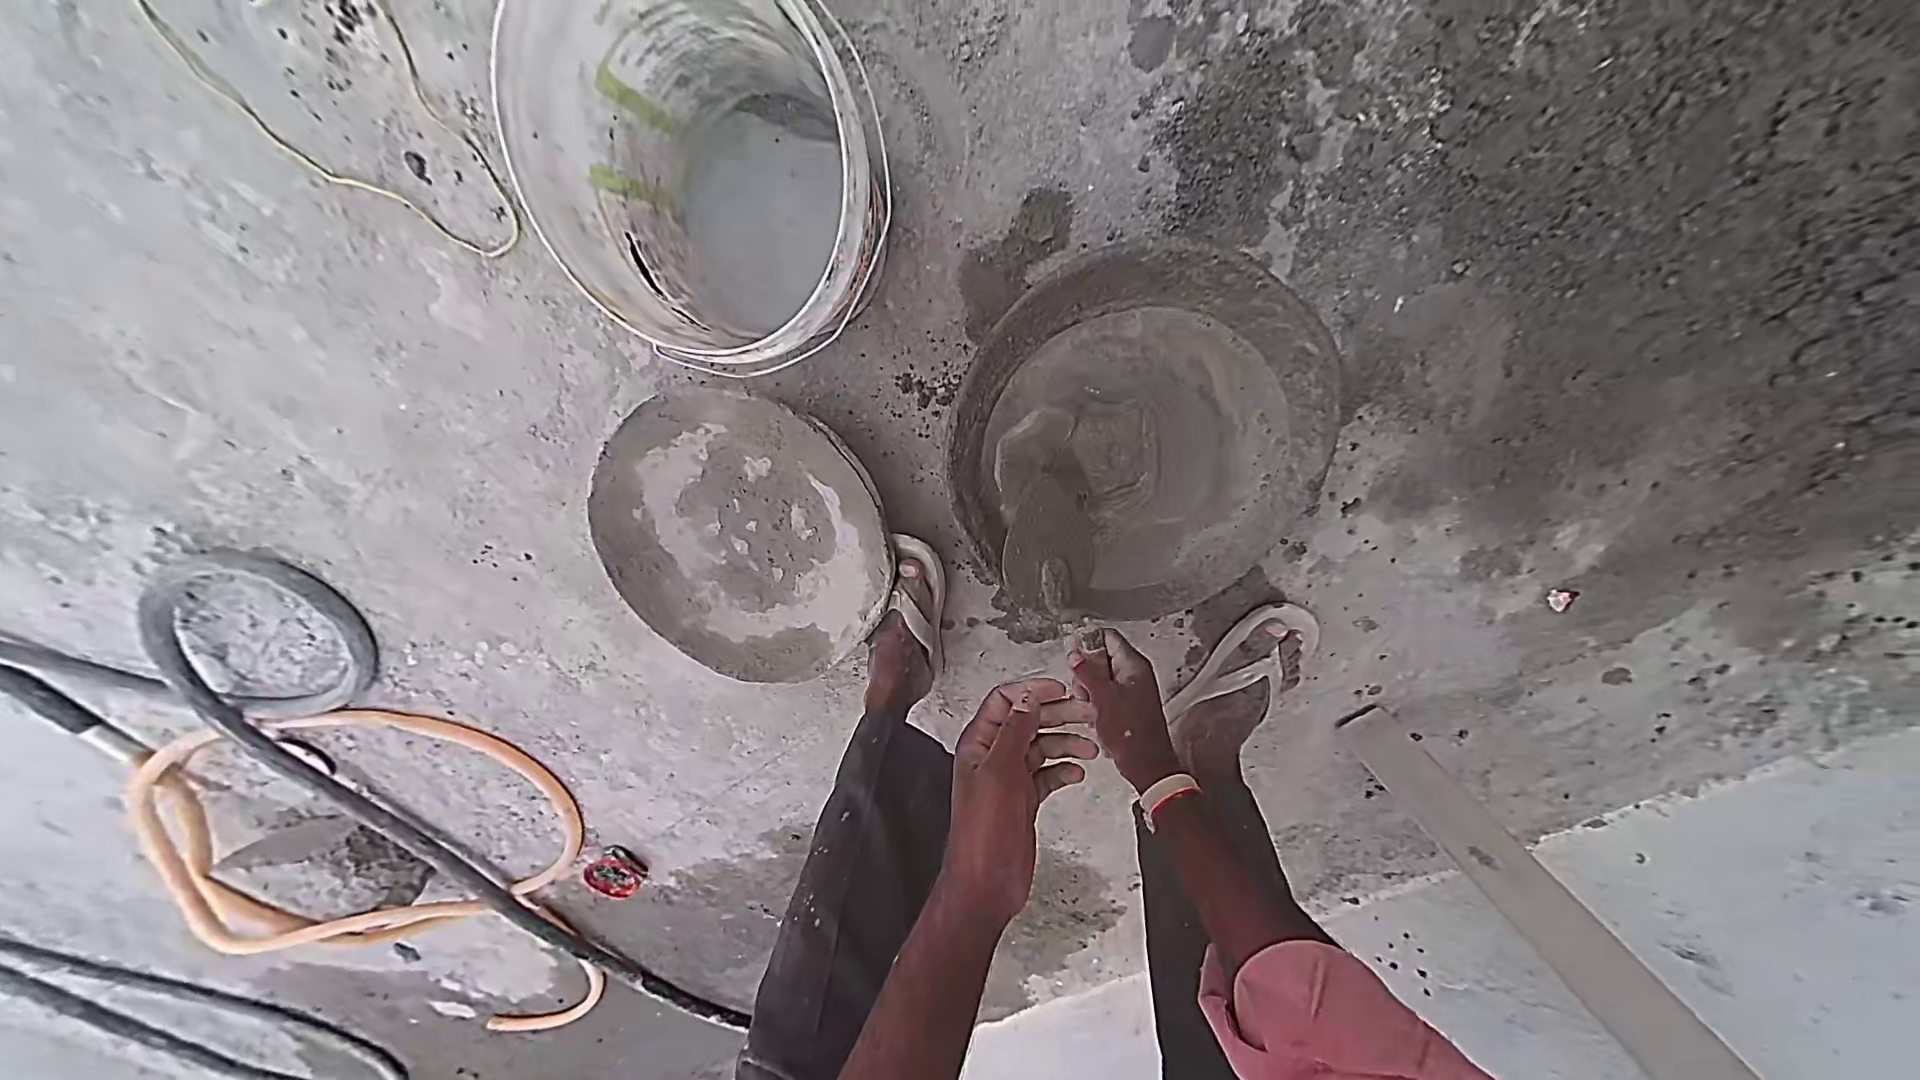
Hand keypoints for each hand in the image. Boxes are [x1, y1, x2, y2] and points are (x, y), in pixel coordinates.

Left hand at [938, 678, 1098, 927]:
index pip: (1004, 701)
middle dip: (1058, 714)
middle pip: (1027, 721)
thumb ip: (1014, 731)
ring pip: (1041, 747)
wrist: (986, 883)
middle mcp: (993, 756)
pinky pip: (1047, 774)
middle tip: (1087, 714)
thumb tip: (1029, 698)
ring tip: (1090, 748)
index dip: (1031, 691)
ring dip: (1066, 743)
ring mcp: (1009, 777)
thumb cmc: (983, 832)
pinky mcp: (1023, 798)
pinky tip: (1076, 773)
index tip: (1060, 690)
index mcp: (979, 743)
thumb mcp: (1000, 772)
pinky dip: (1063, 770)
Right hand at [1070, 628, 1181, 791]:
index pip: (1107, 636)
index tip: (1072, 653)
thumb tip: (1074, 650)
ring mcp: (1131, 688)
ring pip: (1100, 675)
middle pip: (1101, 655)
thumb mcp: (1102, 696)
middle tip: (1083, 686)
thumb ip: (1086, 670)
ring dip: (1088, 686)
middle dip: (1085, 669)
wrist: (1146, 765)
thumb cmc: (1131, 734)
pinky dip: (1094, 699)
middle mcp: (1134, 673)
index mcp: (1133, 664)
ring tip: (1088, 703)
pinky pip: (1104, 692)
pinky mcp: (1126, 703)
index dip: (1087, 641)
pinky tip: (1094, 712)